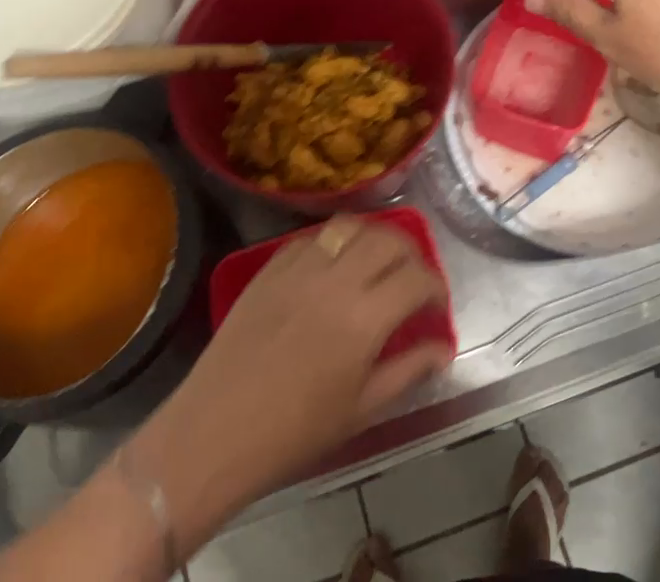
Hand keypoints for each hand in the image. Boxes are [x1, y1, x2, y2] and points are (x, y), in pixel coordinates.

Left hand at [124, 218, 450, 531]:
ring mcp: (296, 270)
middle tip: (413, 279)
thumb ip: (409, 370)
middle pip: (387, 239)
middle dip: (411, 253)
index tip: (436, 306)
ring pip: (348, 227)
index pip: (417, 278)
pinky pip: (309, 239)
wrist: (216, 433)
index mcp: (364, 318)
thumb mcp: (364, 409)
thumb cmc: (295, 432)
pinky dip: (332, 243)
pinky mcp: (267, 270)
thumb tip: (442, 347)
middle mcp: (334, 281)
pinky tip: (333, 267)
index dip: (436, 287)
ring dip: (373, 238)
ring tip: (377, 263)